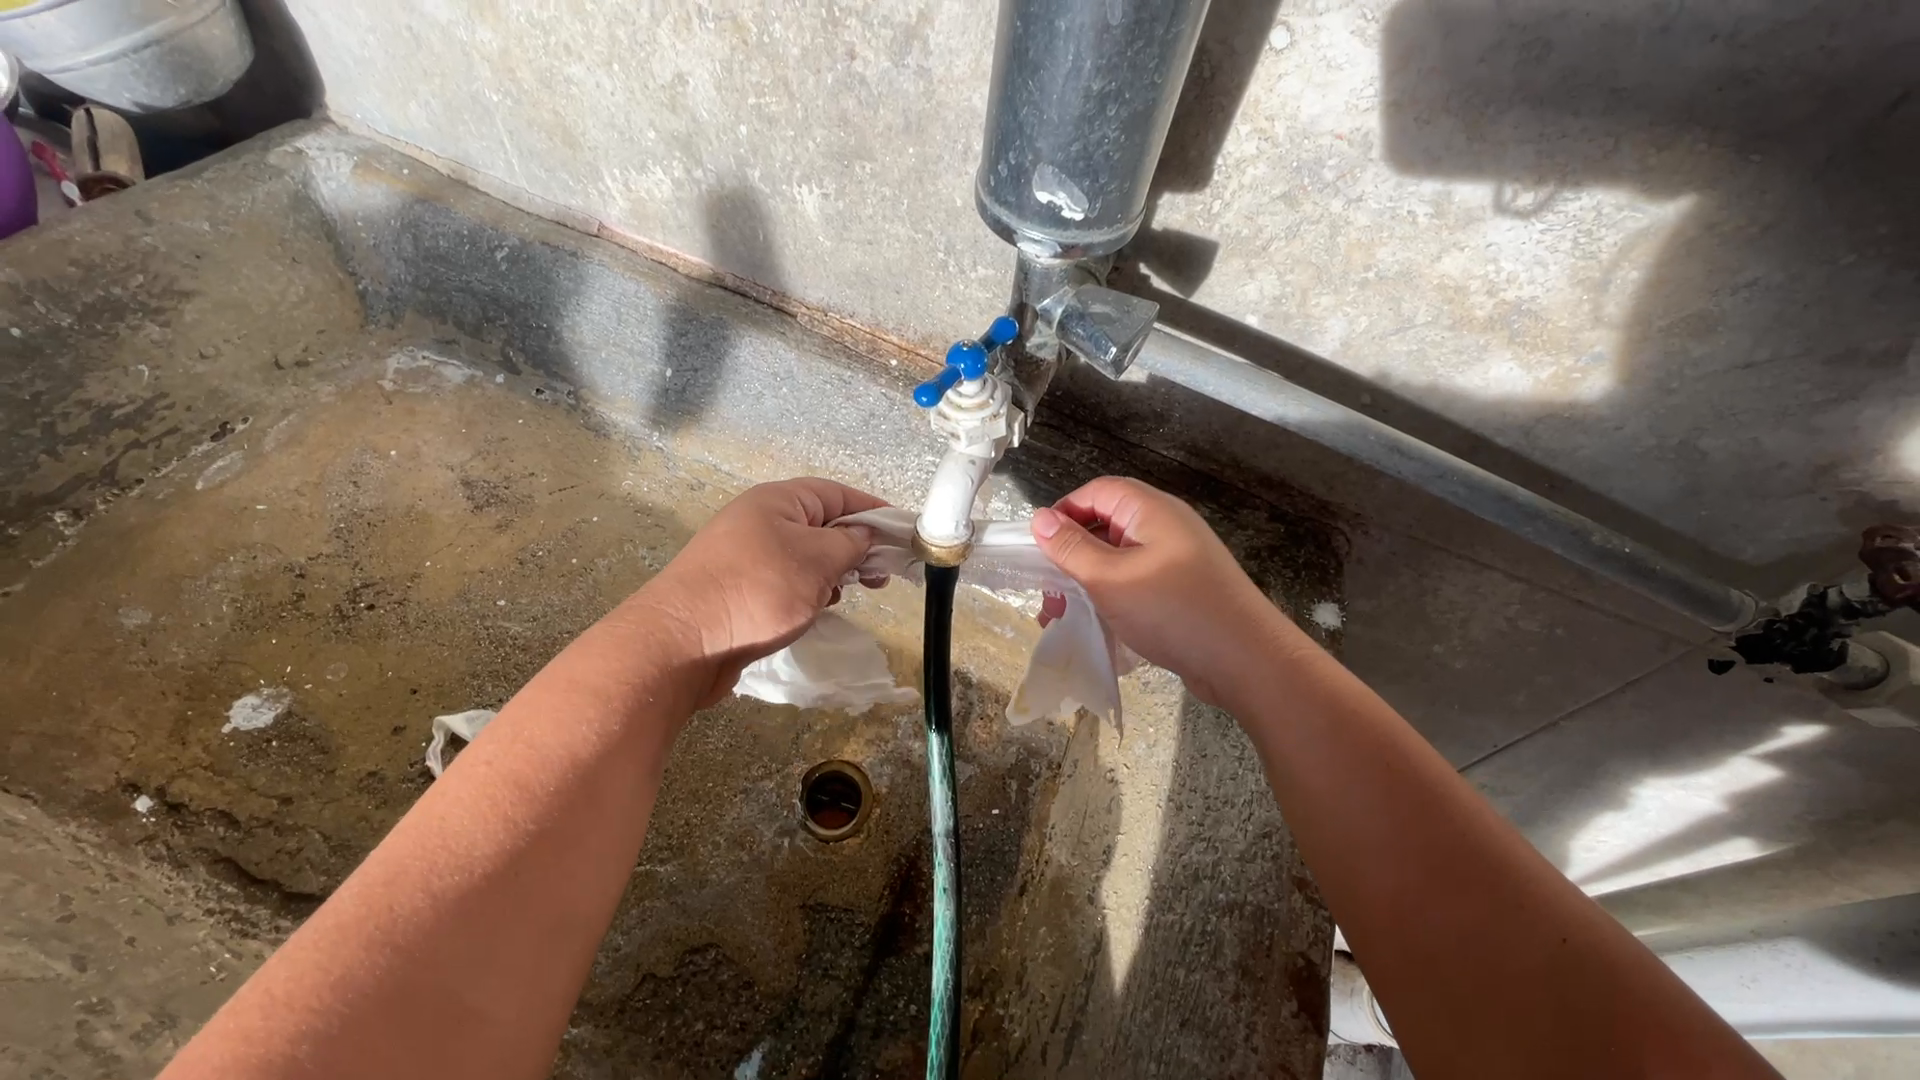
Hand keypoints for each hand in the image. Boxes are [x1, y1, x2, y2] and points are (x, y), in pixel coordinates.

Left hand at [633, 478, 886, 705]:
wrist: (685, 642)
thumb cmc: (758, 590)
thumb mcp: (818, 560)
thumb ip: (851, 543)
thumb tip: (865, 535)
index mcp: (778, 500)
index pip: (838, 493)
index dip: (874, 510)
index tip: (904, 534)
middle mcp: (760, 520)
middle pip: (822, 525)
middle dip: (855, 547)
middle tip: (881, 575)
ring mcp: (747, 555)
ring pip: (805, 556)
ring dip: (832, 573)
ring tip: (850, 594)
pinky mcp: (740, 589)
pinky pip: (786, 581)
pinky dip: (808, 591)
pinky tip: (816, 610)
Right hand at [1031, 476, 1305, 705]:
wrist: (1245, 659)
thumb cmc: (1172, 610)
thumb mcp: (1110, 578)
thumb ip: (1071, 548)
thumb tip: (1039, 518)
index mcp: (1150, 510)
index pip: (1097, 491)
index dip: (1064, 513)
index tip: (1038, 548)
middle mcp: (1166, 526)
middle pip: (1106, 524)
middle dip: (1071, 555)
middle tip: (1048, 592)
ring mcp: (1177, 558)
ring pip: (1118, 558)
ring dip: (1087, 582)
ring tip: (1064, 616)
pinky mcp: (1183, 589)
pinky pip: (1137, 582)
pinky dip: (1112, 598)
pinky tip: (1097, 625)